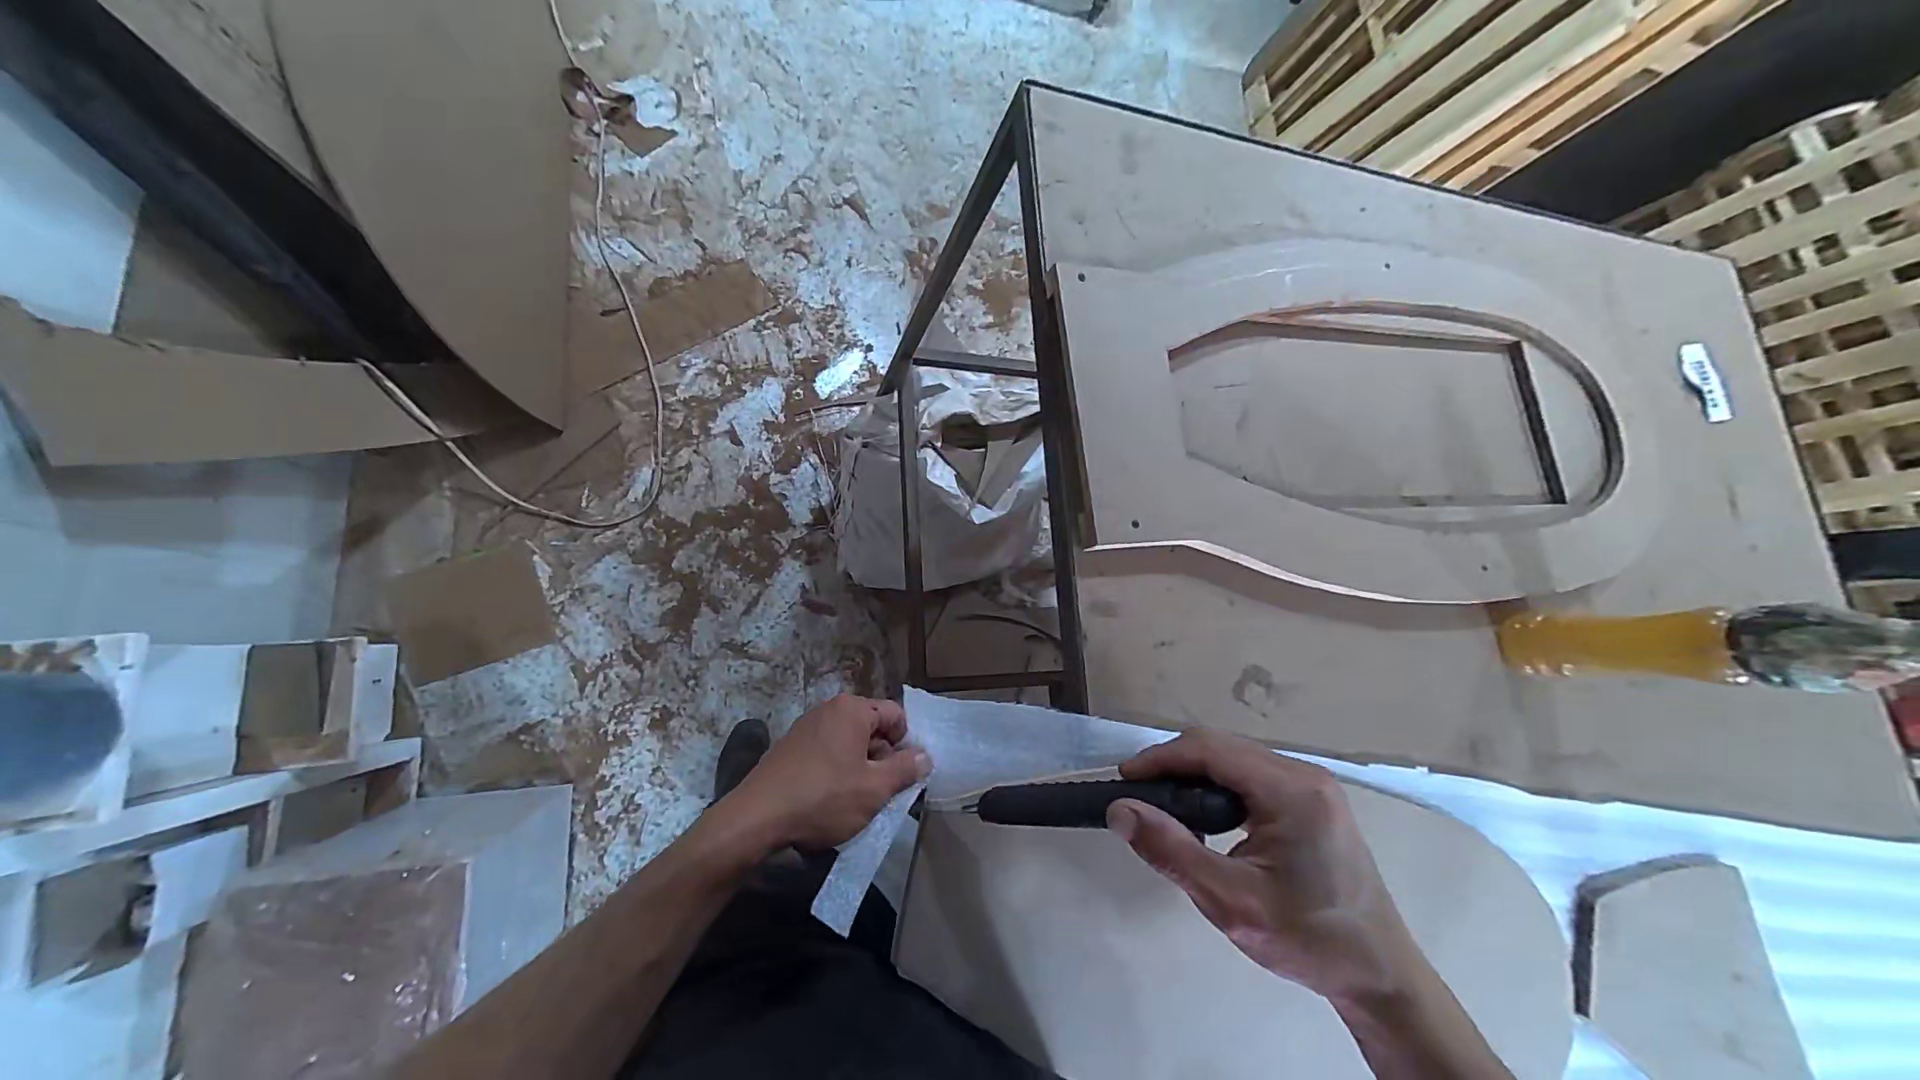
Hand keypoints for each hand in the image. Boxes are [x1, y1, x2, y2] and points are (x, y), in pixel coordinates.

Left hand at [720, 694, 929, 851]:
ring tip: (856, 801)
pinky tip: (829, 801)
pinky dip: (836, 773)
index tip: (904, 775)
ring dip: (860, 769)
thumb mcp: (874, 789)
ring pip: (849, 744)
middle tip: (883, 793)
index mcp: (852, 709)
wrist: (756, 819)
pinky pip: (826, 754)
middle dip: (882, 759)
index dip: (906, 744)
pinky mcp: (789, 749)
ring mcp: (805, 728)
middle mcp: (828, 710)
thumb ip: (905, 770)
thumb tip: (925, 756)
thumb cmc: (823, 798)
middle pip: (871, 728)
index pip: (895, 715)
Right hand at [1108, 730, 1417, 1005]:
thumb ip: (1172, 850)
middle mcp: (1304, 775)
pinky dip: (1215, 786)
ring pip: (1234, 759)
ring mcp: (1311, 786)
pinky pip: (1249, 776)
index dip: (1160, 758)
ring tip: (1161, 807)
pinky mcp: (1310, 800)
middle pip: (1221, 747)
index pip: (1210, 750)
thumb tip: (1119, 810)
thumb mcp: (1232, 902)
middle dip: (1173, 765)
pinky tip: (1201, 815)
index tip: (1122, 781)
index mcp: (1292, 791)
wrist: (1380, 976)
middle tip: (1137, 797)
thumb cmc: (1309, 939)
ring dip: (1193, 775)